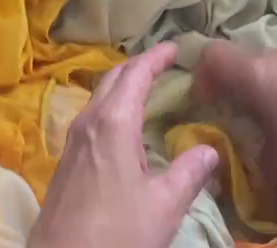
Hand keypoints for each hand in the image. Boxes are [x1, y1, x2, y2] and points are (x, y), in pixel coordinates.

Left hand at [29, 43, 219, 247]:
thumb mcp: (163, 207)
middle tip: (164, 64)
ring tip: (146, 88)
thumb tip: (209, 150)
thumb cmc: (116, 233)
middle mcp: (89, 119)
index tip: (176, 47)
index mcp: (114, 121)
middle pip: (114, 77)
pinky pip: (92, 114)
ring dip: (123, 84)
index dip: (156, 57)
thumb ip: (188, 173)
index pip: (136, 73)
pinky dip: (112, 104)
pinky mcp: (66, 158)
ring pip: (100, 95)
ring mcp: (74, 138)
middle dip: (139, 65)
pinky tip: (124, 125)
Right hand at [195, 41, 276, 185]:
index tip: (205, 103)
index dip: (201, 75)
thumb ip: (258, 163)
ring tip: (266, 120)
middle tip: (232, 114)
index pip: (211, 54)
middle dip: (228, 83)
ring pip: (263, 64)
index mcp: (252, 73)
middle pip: (236, 58)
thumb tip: (252, 168)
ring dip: (257, 86)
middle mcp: (270, 57)